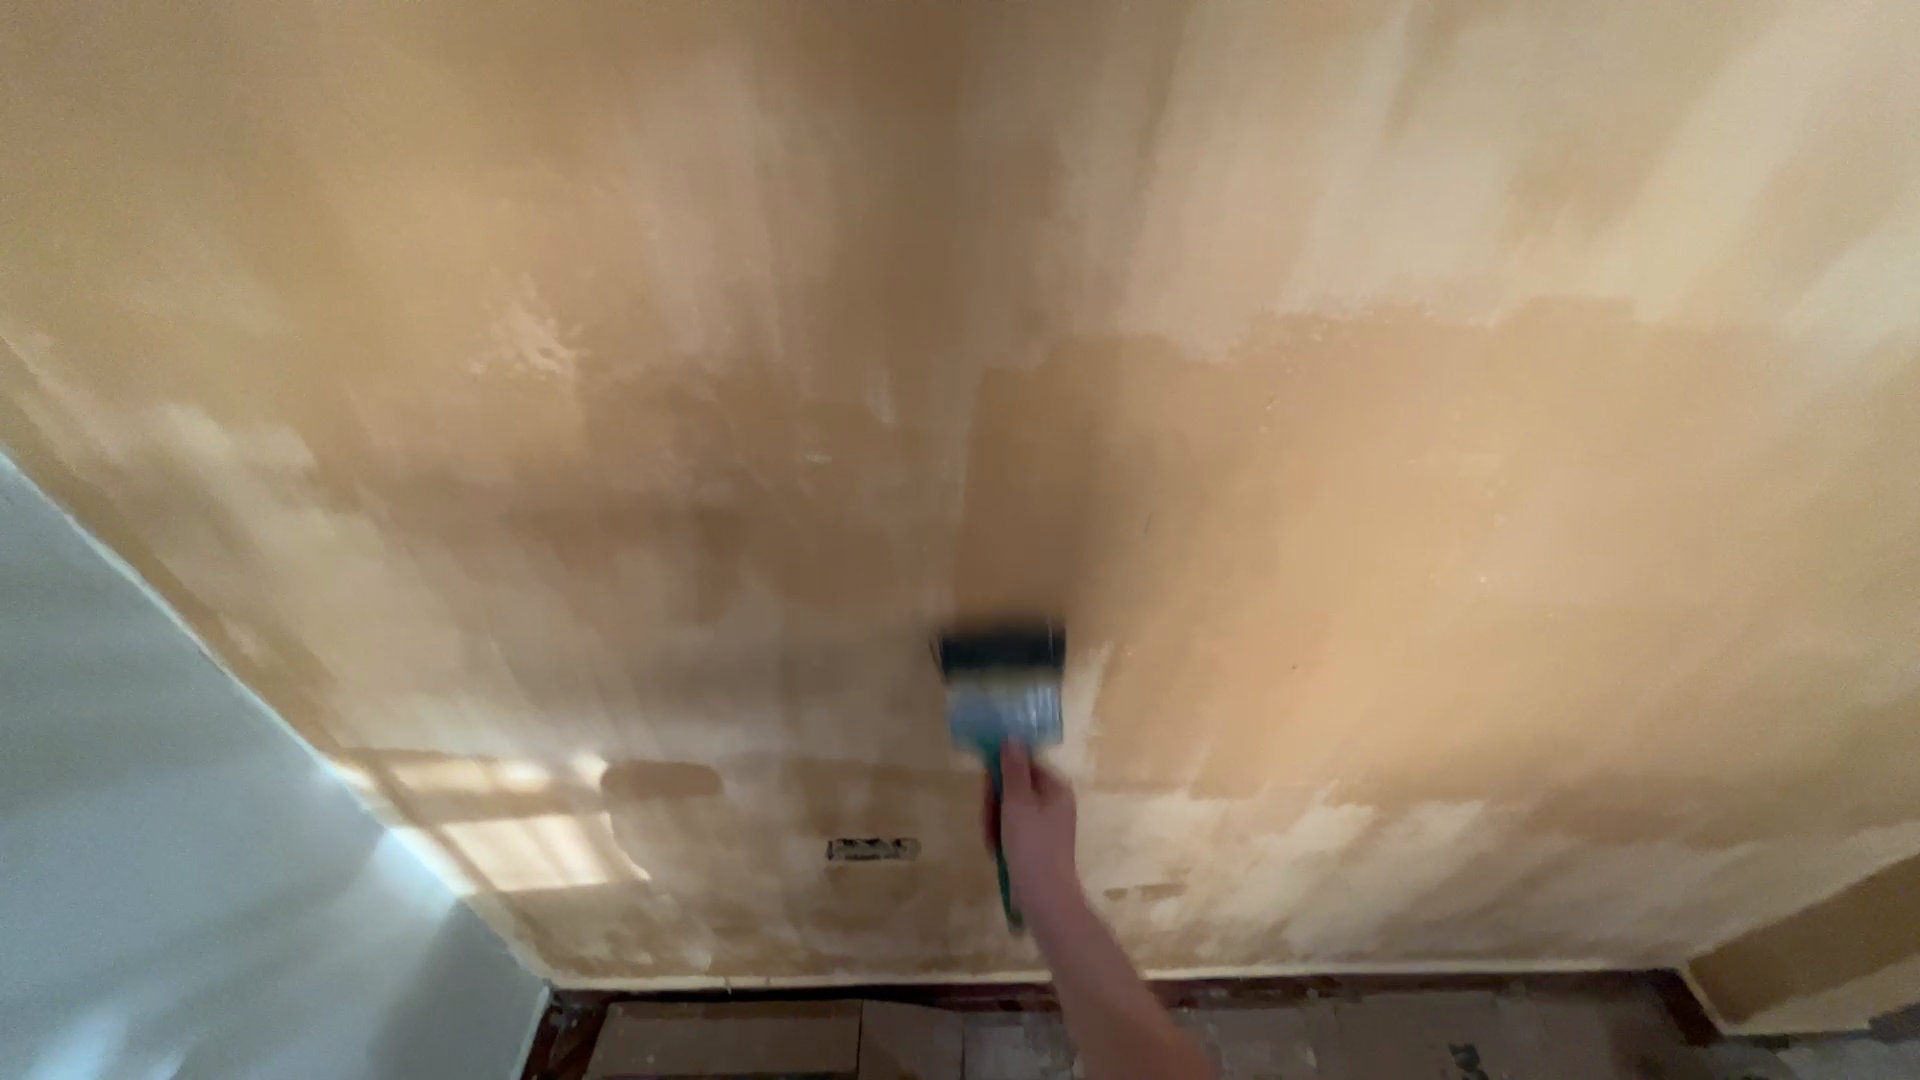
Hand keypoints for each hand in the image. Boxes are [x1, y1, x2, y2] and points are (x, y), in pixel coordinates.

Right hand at [989, 742, 1081, 912]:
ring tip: (991, 841)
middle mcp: (1055, 803)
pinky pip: (1014, 829)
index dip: (1002, 773)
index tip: (986, 787)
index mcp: (1056, 788)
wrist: (1044, 897)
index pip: (1024, 764)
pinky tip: (996, 850)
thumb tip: (1011, 737)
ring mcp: (1047, 826)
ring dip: (995, 821)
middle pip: (1016, 787)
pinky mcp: (1038, 845)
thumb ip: (1013, 768)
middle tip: (987, 820)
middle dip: (996, 802)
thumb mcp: (1017, 801)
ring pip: (1011, 810)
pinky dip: (1002, 837)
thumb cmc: (1031, 844)